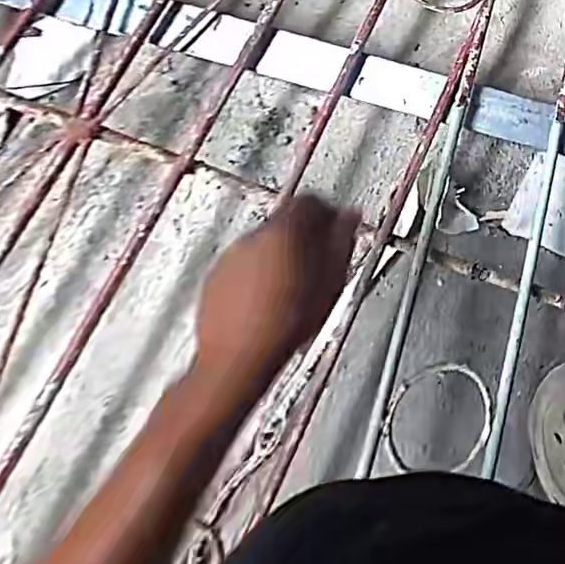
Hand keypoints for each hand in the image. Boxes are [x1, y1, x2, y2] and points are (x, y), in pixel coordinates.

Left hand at [191, 195, 359, 386]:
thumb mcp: (332, 278)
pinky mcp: (215, 279)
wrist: (237, 362)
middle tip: (321, 258)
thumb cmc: (287, 323)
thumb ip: (343, 240)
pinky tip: (273, 297)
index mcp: (285, 230)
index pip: (310, 201)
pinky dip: (260, 272)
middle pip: (287, 220)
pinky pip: (245, 264)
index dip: (328, 212)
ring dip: (283, 254)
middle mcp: (254, 237)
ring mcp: (231, 257)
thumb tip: (349, 217)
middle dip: (306, 236)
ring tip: (298, 284)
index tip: (336, 226)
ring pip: (265, 243)